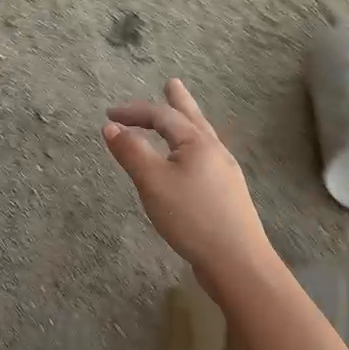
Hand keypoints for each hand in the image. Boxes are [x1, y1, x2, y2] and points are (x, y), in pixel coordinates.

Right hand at [103, 79, 274, 286]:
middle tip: (172, 84)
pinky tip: (189, 158)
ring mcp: (225, 174)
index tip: (109, 115)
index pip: (162, 116)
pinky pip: (205, 156)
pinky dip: (191, 145)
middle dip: (178, 102)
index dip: (134, 112)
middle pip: (193, 119)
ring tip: (183, 113)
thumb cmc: (192, 217)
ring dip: (188, 121)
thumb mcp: (152, 182)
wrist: (239, 265)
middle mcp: (215, 152)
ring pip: (202, 137)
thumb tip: (111, 127)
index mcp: (197, 143)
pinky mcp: (228, 194)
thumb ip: (131, 151)